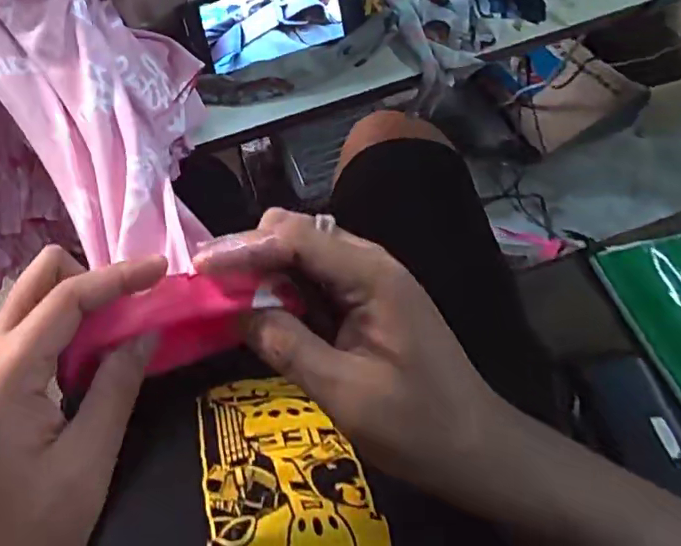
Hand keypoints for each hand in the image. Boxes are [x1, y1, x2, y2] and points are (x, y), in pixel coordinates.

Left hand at [0, 247, 164, 545]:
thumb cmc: (24, 529)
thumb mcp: (84, 466)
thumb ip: (116, 389)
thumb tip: (147, 331)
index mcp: (10, 368)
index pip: (68, 294)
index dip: (119, 275)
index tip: (161, 267)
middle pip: (42, 274)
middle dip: (92, 276)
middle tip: (133, 304)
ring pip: (35, 293)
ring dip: (80, 297)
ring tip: (119, 326)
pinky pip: (30, 322)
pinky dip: (65, 320)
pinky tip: (90, 351)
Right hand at [193, 208, 510, 510]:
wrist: (480, 448)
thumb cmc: (418, 425)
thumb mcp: (347, 394)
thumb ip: (288, 347)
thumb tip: (238, 312)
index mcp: (370, 274)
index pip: (295, 237)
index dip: (244, 246)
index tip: (200, 266)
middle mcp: (368, 260)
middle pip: (295, 231)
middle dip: (250, 251)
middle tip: (213, 286)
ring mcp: (368, 274)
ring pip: (301, 248)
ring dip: (264, 267)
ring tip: (228, 295)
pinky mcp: (365, 294)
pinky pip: (314, 273)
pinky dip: (283, 284)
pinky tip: (265, 307)